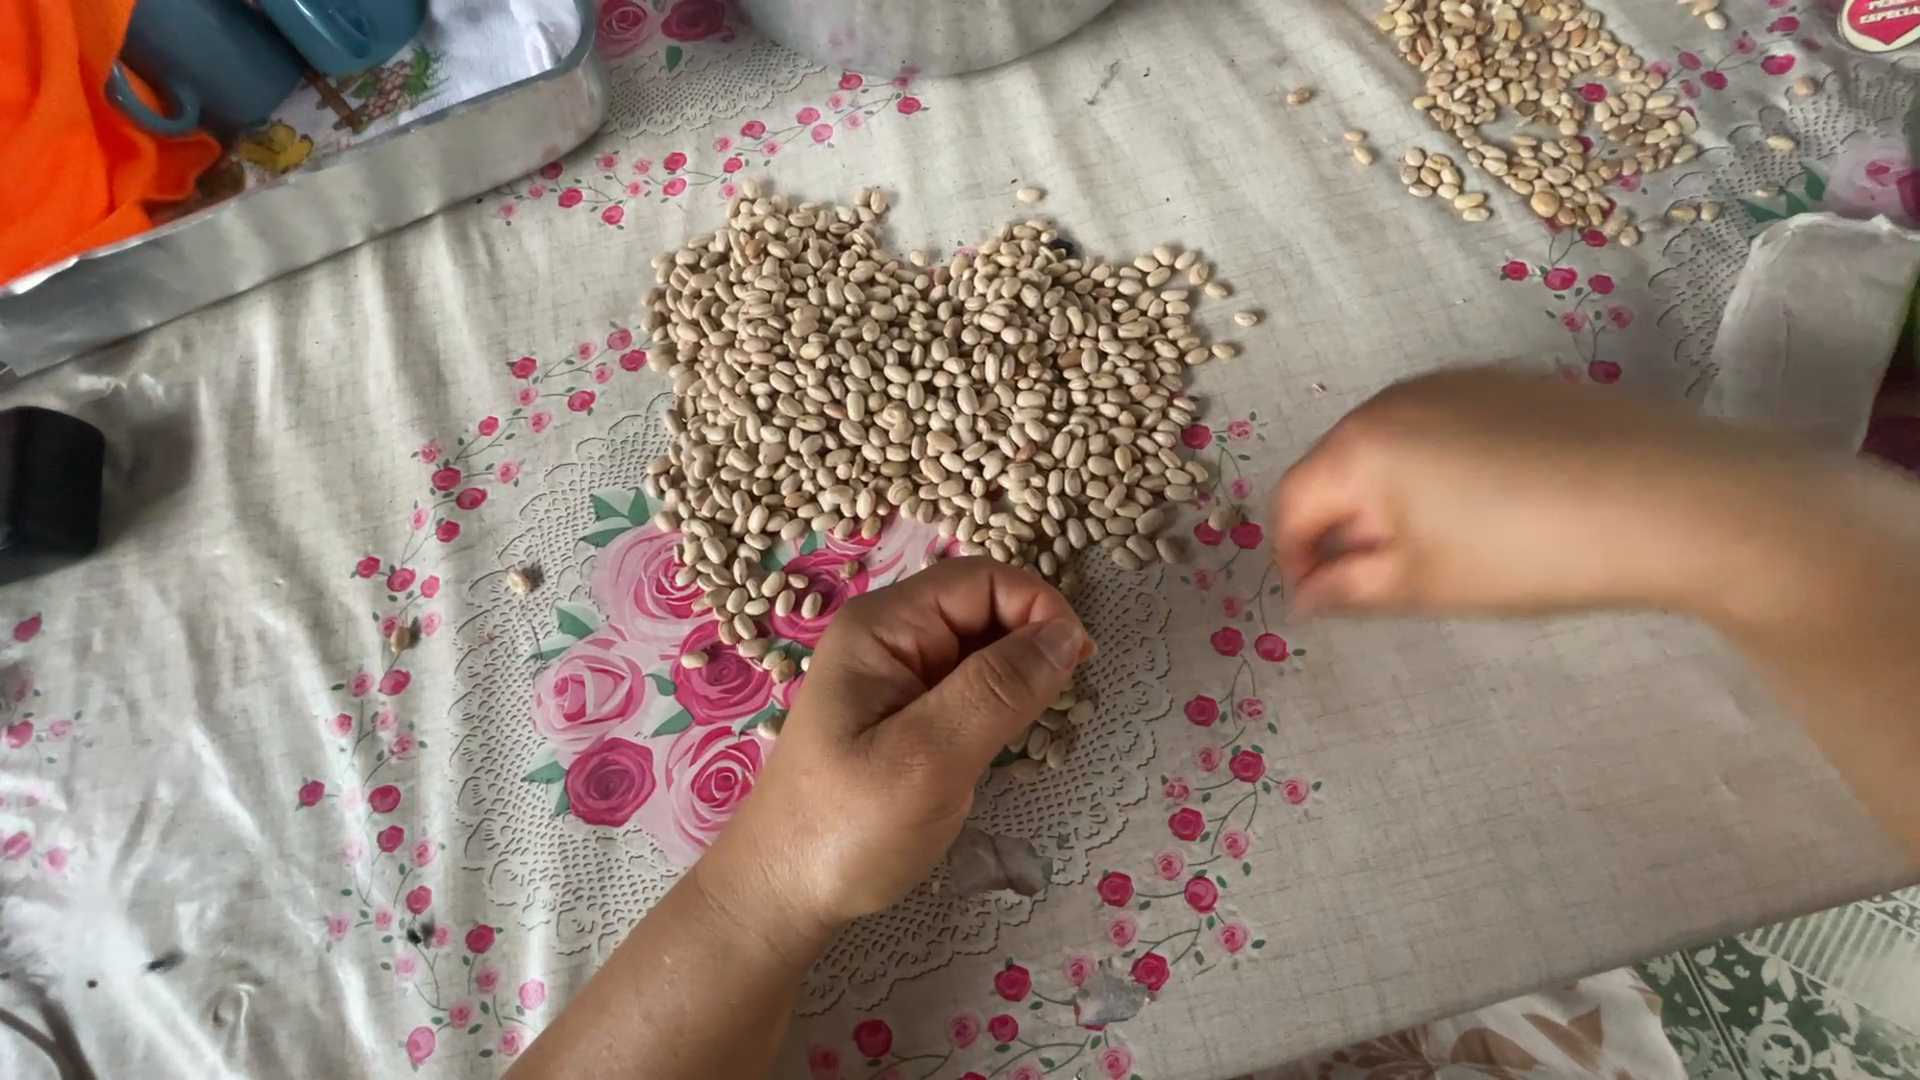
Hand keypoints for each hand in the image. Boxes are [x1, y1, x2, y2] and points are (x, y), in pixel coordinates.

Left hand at [693, 557, 1094, 946]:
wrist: (782, 893)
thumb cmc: (845, 828)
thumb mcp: (927, 758)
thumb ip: (997, 691)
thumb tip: (1065, 634)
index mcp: (883, 627)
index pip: (979, 580)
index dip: (1036, 605)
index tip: (1078, 660)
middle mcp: (890, 637)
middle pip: (982, 606)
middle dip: (1031, 638)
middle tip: (1059, 698)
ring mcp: (899, 674)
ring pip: (982, 645)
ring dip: (1020, 671)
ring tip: (1037, 718)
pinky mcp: (910, 710)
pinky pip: (971, 682)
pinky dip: (1003, 697)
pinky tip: (1012, 729)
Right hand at [1270, 367, 1827, 620]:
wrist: (1684, 501)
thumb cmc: (1526, 552)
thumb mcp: (1420, 585)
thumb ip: (1343, 590)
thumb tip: (1304, 597)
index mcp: (1358, 446)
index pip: (1292, 502)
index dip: (1294, 556)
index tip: (1318, 597)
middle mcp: (1390, 400)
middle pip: (1333, 470)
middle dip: (1340, 525)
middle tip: (1376, 576)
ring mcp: (1448, 383)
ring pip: (1381, 448)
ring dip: (1382, 498)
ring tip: (1431, 543)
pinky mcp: (1500, 383)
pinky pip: (1431, 428)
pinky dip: (1427, 468)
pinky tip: (1479, 504)